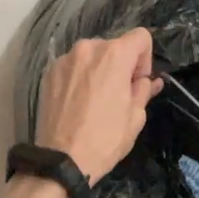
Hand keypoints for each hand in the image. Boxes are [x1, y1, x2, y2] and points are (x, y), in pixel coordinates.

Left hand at [35, 27, 162, 183]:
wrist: (62, 160)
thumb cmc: (104, 140)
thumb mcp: (135, 118)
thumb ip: (143, 91)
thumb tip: (149, 81)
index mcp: (114, 55)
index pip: (141, 37)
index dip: (145, 59)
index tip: (138, 83)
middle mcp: (88, 48)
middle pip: (113, 47)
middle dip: (119, 66)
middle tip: (117, 96)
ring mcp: (64, 60)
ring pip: (90, 57)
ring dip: (97, 72)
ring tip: (94, 101)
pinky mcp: (49, 74)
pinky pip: (72, 68)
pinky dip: (78, 79)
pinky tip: (77, 104)